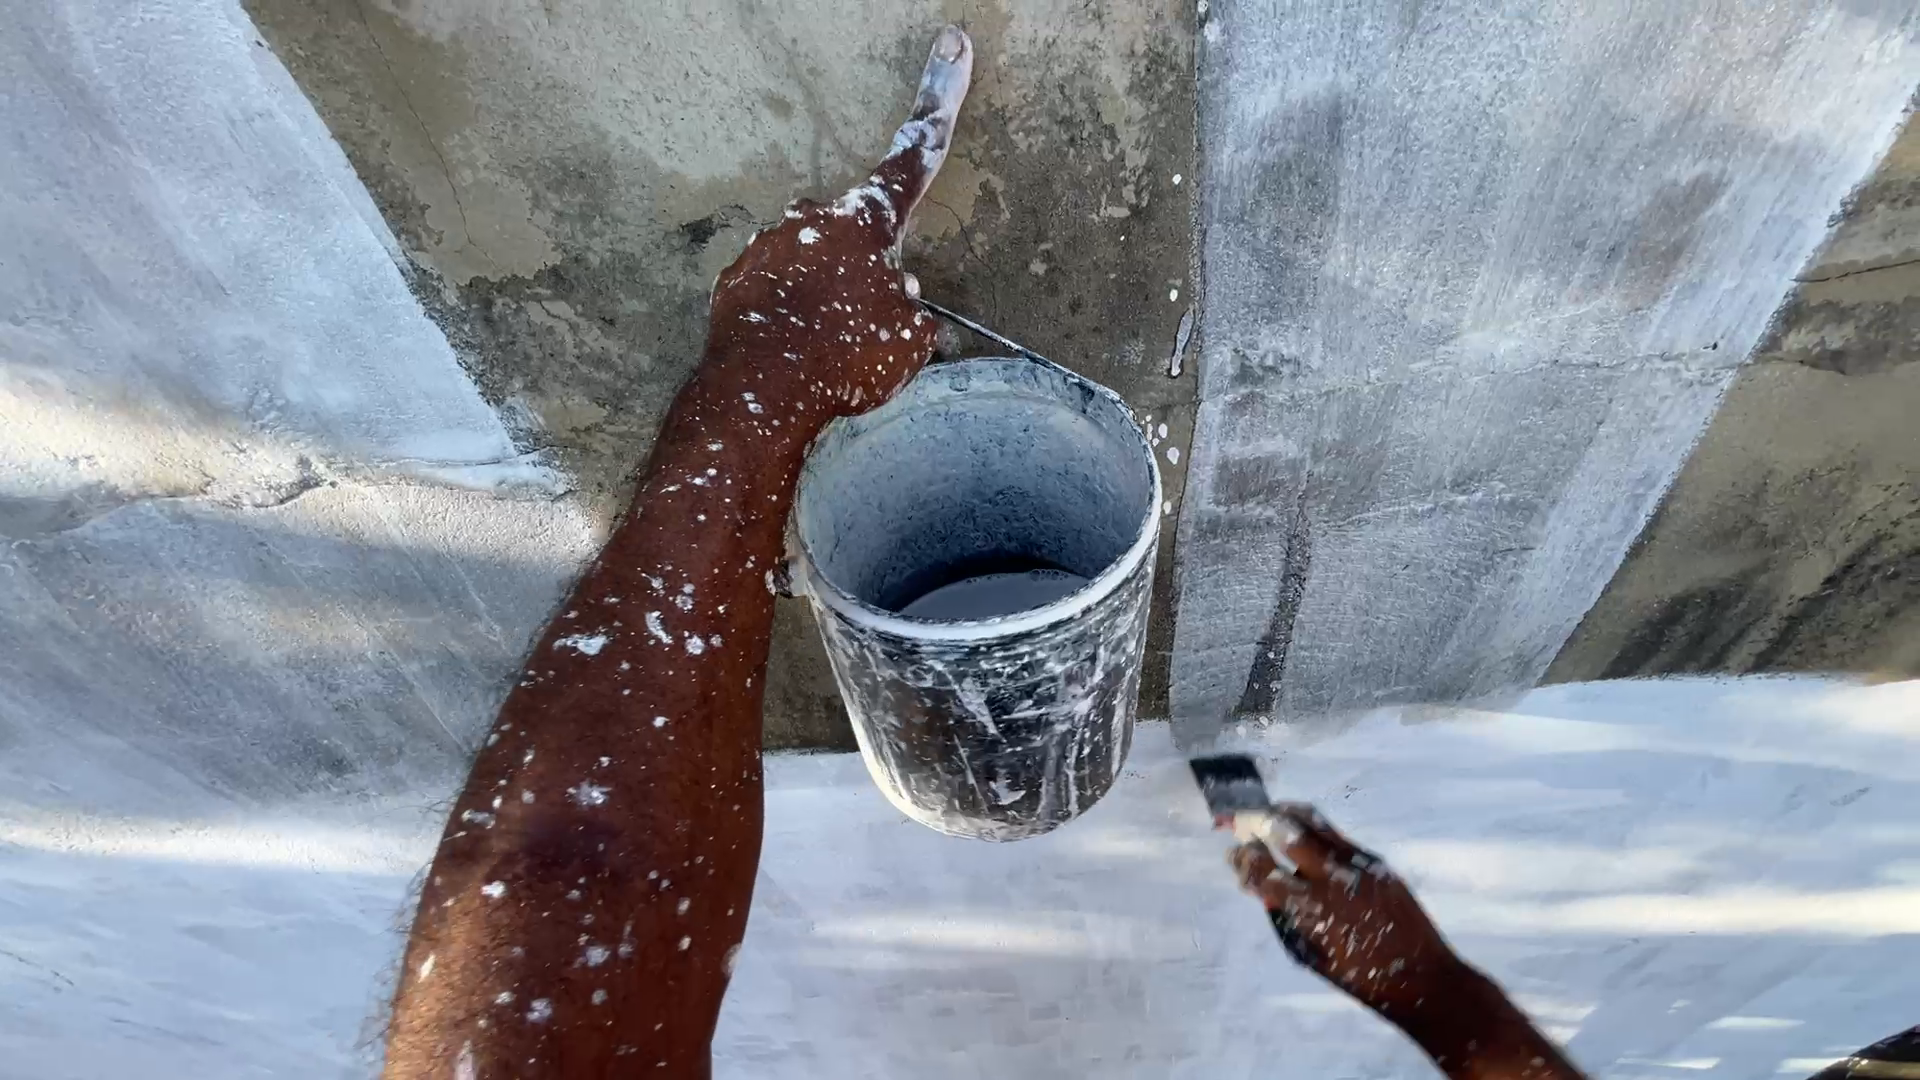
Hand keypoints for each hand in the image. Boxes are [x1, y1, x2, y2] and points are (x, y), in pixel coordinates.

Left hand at [703, 25, 972, 426]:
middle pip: (850, 231)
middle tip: (863, 321)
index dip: (938, 107)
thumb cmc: (847, 360)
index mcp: (863, 224)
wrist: (765, 392)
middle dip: (861, 267)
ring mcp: (767, 246)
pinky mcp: (737, 279)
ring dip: (822, 294)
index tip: (950, 48)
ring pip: (809, 261)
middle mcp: (812, 219)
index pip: (909, 163)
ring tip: (825, 348)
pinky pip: (776, 287)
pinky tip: (794, 349)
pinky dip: (789, 311)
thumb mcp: (908, 340)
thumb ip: (910, 307)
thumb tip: (900, 292)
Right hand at [1230, 806, 1587, 1079]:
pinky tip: (1301, 833)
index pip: (1262, 868)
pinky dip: (1310, 829)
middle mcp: (1332, 878)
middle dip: (1254, 820)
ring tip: (1266, 813)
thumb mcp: (1311, 954)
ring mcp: (1356, 865)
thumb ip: (1283, 915)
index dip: (1241, 857)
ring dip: (1282, 812)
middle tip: (1238, 820)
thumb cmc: (1363, 978)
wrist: (1429, 982)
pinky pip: (1334, 835)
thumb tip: (1257, 884)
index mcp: (1312, 908)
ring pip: (1310, 820)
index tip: (1231, 851)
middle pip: (1283, 830)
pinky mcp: (1375, 862)